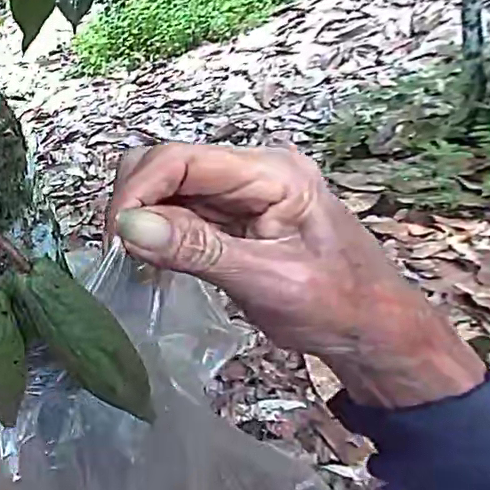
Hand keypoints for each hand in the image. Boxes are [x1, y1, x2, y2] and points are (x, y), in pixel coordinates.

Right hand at [106, 143, 482, 408]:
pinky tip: (152, 261)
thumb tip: (129, 226)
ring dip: (140, 219)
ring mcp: (237, 192)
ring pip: (163, 187)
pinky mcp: (226, 216)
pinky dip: (153, 233)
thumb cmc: (338, 306)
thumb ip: (198, 250)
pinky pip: (174, 212)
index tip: (115, 239)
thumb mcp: (268, 280)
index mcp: (271, 172)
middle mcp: (249, 171)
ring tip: (137, 262)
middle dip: (133, 202)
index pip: (180, 159)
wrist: (374, 330)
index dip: (137, 191)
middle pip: (164, 163)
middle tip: (122, 253)